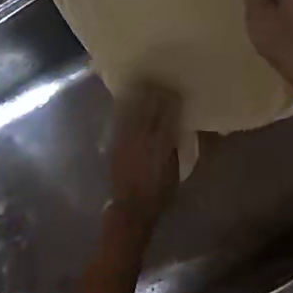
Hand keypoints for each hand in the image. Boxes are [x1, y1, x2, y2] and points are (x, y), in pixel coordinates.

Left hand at [108, 83, 182, 234]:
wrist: (130, 208)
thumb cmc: (159, 192)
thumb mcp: (175, 169)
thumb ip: (175, 146)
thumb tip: (176, 126)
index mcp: (161, 145)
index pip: (167, 116)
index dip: (171, 101)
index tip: (176, 92)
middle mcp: (142, 139)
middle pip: (148, 109)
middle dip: (155, 94)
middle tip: (161, 84)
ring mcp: (126, 140)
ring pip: (132, 110)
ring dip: (139, 96)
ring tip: (144, 85)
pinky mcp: (115, 143)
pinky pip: (120, 119)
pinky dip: (125, 107)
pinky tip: (127, 99)